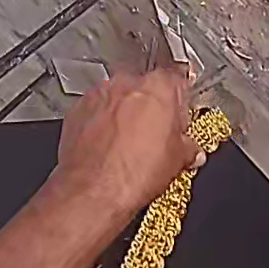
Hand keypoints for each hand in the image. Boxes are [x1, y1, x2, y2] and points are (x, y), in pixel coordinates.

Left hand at [47, 66, 202, 215]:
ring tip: (130, 144)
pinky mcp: (78, 110)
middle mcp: (127, 83)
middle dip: (152, 107)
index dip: (182, 96)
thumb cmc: (132, 173)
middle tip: (157, 133)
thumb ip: (188, 146)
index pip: (178, 77)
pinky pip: (96, 111)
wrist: (92, 190)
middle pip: (146, 87)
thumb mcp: (177, 160)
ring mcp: (99, 94)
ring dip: (125, 114)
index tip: (183, 108)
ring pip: (119, 98)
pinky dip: (102, 123)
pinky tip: (109, 146)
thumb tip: (190, 150)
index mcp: (158, 87)